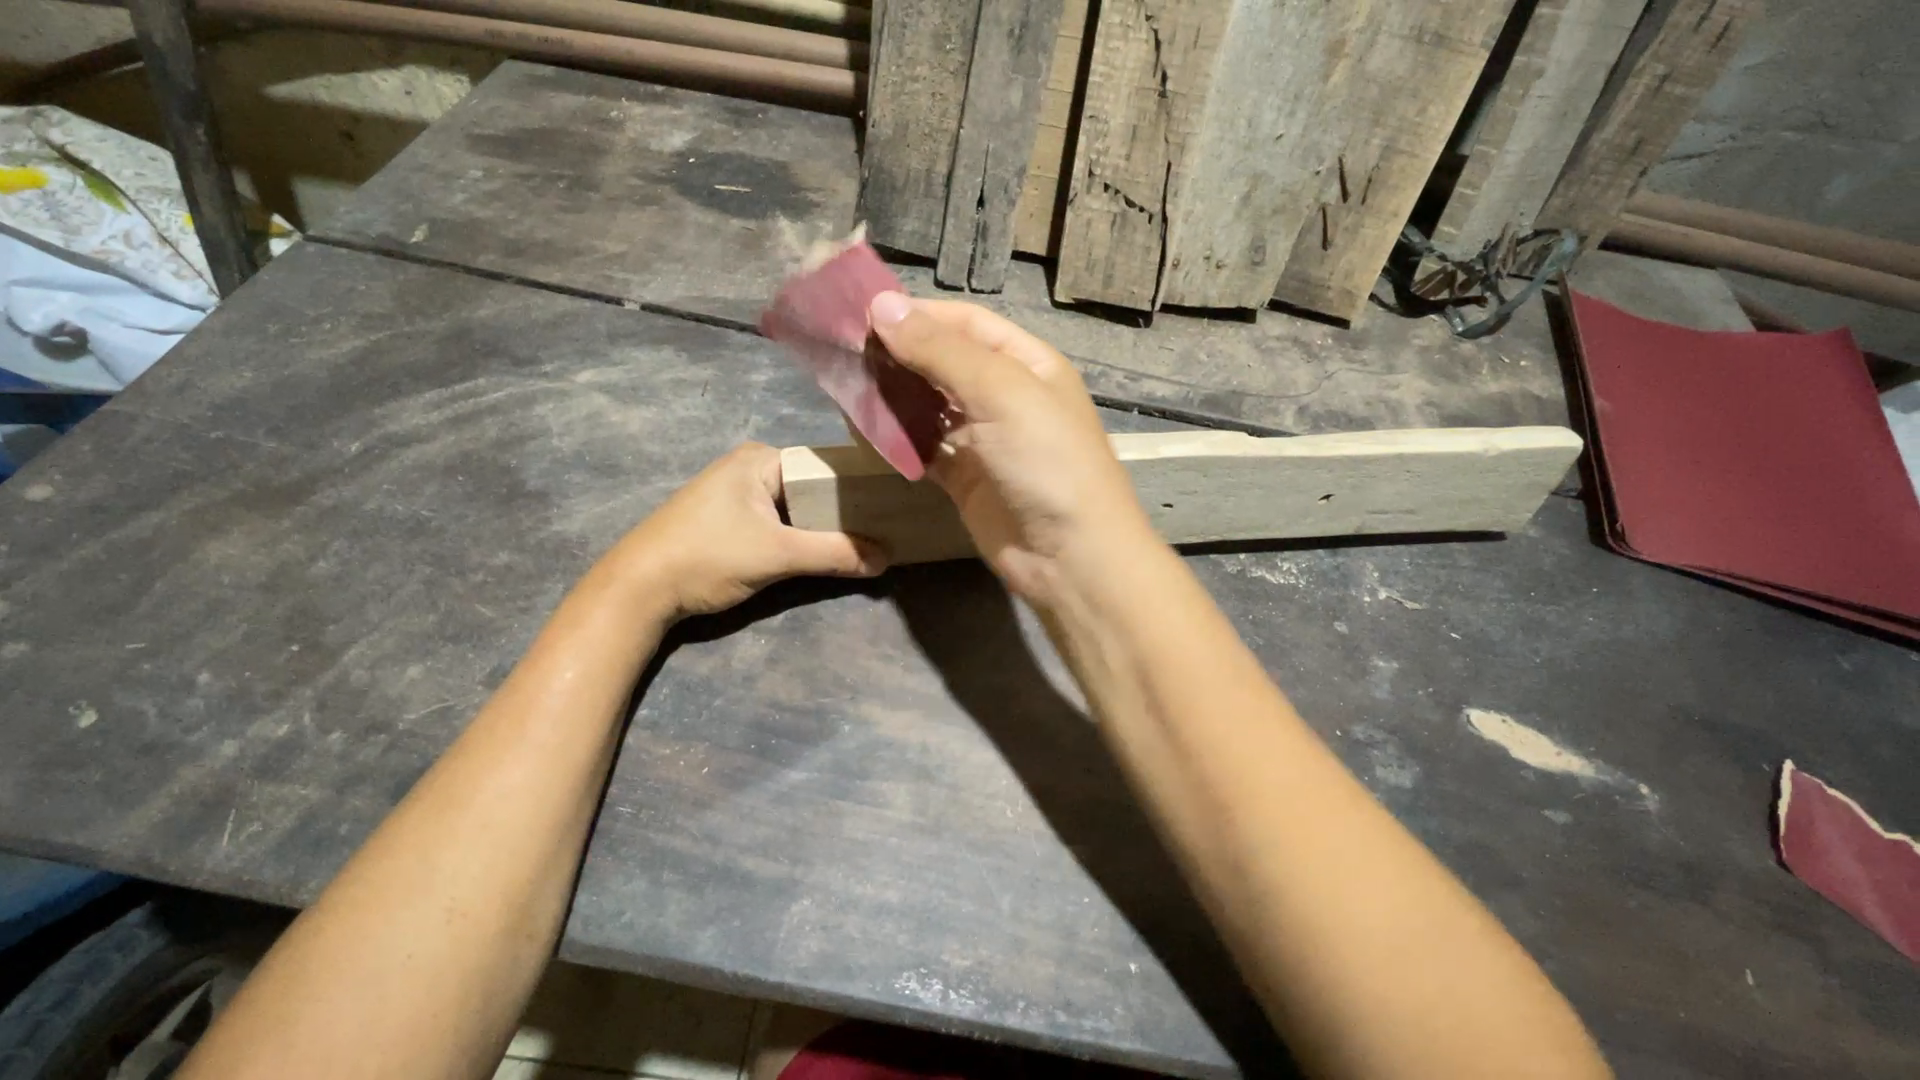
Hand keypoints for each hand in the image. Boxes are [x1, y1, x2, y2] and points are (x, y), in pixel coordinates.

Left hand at [610, 442, 885, 617]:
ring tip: (864, 544)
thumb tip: (886, 559)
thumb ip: (834, 554)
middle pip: (812, 488)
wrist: (639, 588)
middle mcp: (750, 467)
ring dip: (822, 529)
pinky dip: (800, 538)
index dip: (859, 487)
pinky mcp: (729, 522)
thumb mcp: (778, 555)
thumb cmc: (708, 556)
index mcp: (761, 458)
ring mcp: (737, 495)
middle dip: (843, 512)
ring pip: (796, 509)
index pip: (825, 464)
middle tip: (885, 531)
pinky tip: (823, 554)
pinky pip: (779, 523)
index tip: (892, 508)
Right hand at [867, 292, 1153, 604]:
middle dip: (897, 354)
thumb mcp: (1000, 392)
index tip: (861, 313)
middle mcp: (1004, 395)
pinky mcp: (962, 478)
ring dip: (891, 394)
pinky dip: (894, 438)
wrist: (1069, 557)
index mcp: (1026, 363)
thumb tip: (883, 306)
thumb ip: (940, 350)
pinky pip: (921, 447)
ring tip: (844, 383)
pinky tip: (861, 427)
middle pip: (942, 362)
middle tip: (842, 349)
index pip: (966, 323)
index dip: (917, 315)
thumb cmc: (1045, 461)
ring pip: (927, 405)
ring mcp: (982, 439)